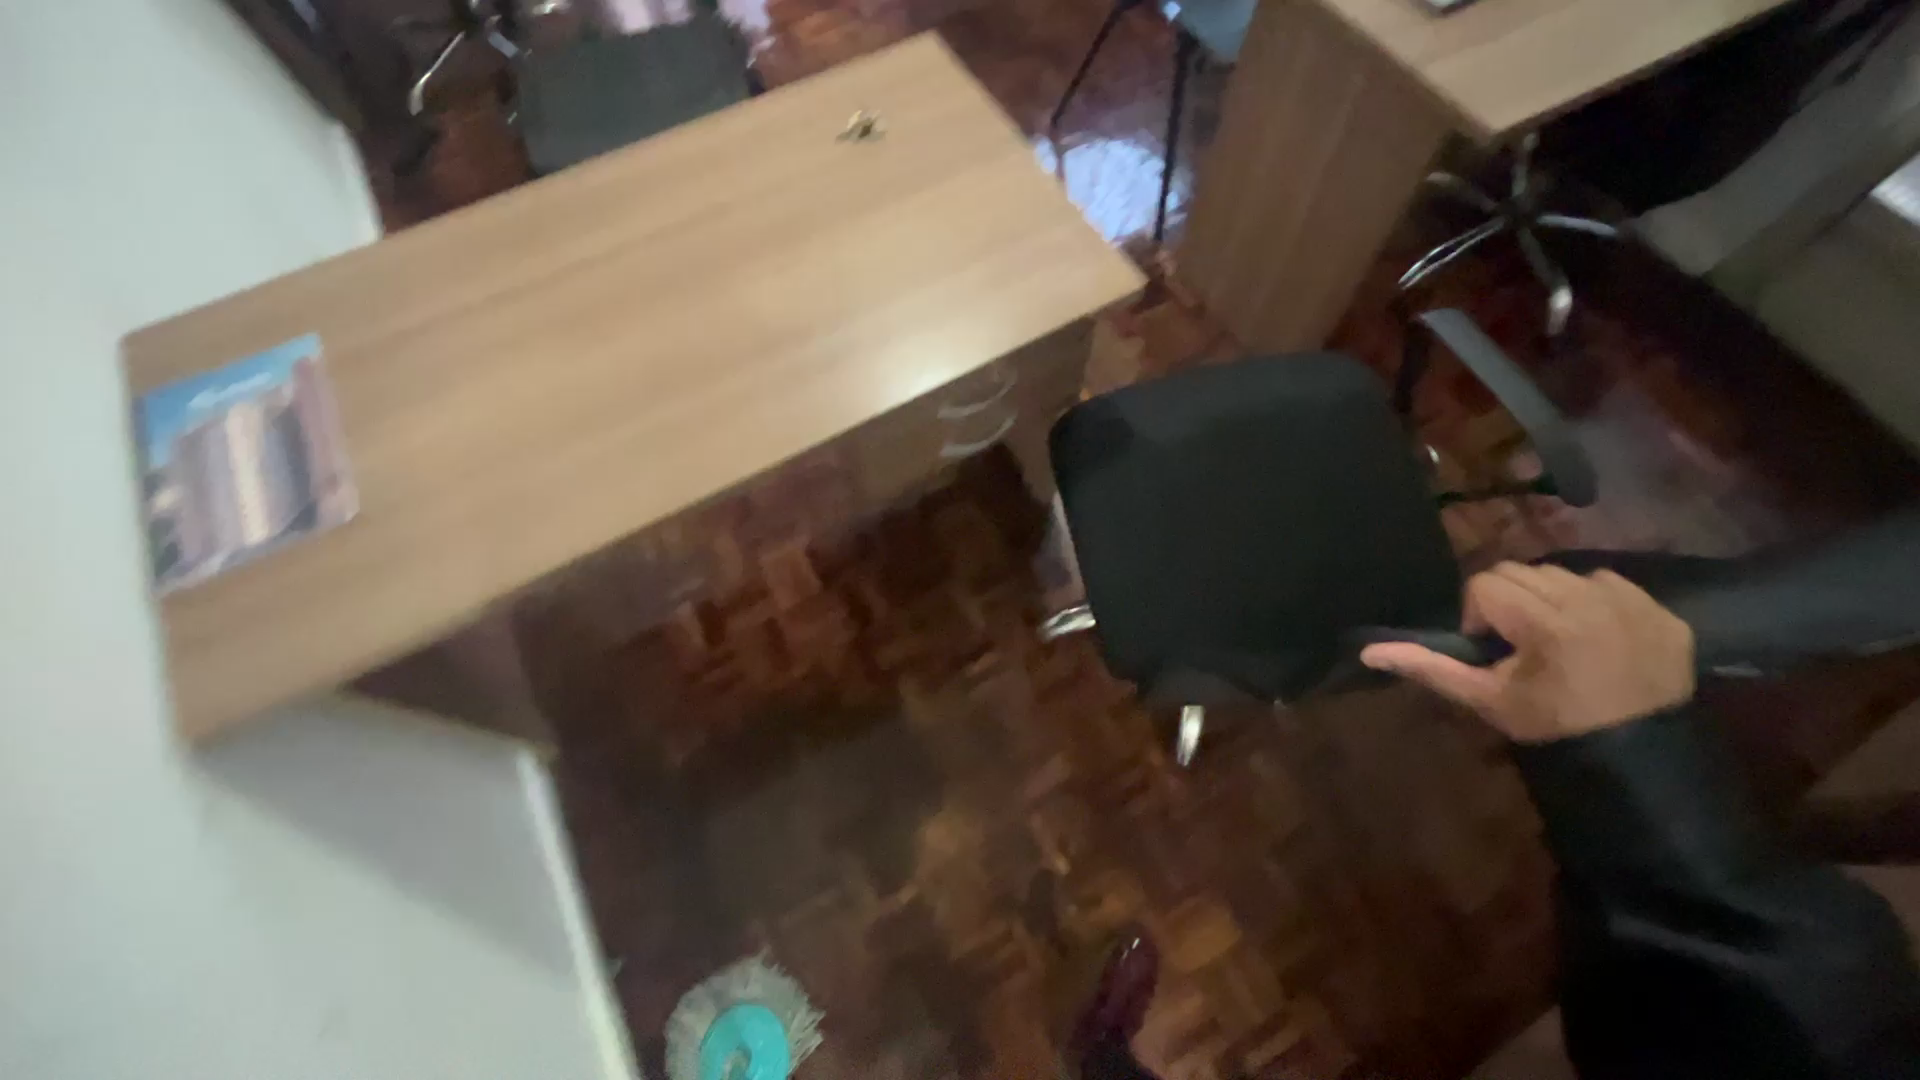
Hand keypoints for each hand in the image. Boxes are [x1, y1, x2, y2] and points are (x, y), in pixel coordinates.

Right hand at [1360, 563, 1695, 742]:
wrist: (1636, 758)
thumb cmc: (1549, 726)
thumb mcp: (1483, 699)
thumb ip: (1429, 667)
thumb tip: (1369, 650)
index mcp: (1544, 623)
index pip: (1486, 583)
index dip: (1479, 615)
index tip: (1492, 649)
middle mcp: (1591, 602)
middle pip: (1522, 571)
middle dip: (1510, 602)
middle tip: (1520, 644)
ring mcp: (1633, 605)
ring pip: (1564, 572)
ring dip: (1549, 598)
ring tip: (1556, 638)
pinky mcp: (1664, 613)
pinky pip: (1610, 582)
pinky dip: (1593, 600)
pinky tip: (1594, 635)